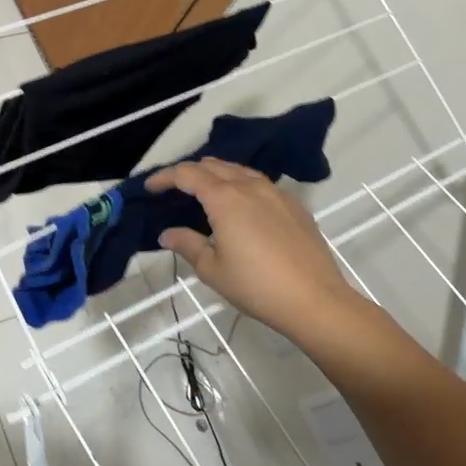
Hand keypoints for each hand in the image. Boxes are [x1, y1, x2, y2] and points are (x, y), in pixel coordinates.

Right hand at [145, 158, 363, 340]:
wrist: (315, 300)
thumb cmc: (257, 286)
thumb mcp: (213, 269)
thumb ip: (187, 245)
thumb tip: (167, 234)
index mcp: (224, 199)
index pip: (187, 174)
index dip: (164, 177)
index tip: (150, 188)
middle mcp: (250, 187)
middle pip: (213, 165)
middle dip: (189, 172)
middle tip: (173, 189)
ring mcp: (276, 193)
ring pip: (239, 170)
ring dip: (217, 174)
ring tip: (204, 191)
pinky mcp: (294, 206)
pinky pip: (260, 183)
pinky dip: (241, 184)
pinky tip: (241, 205)